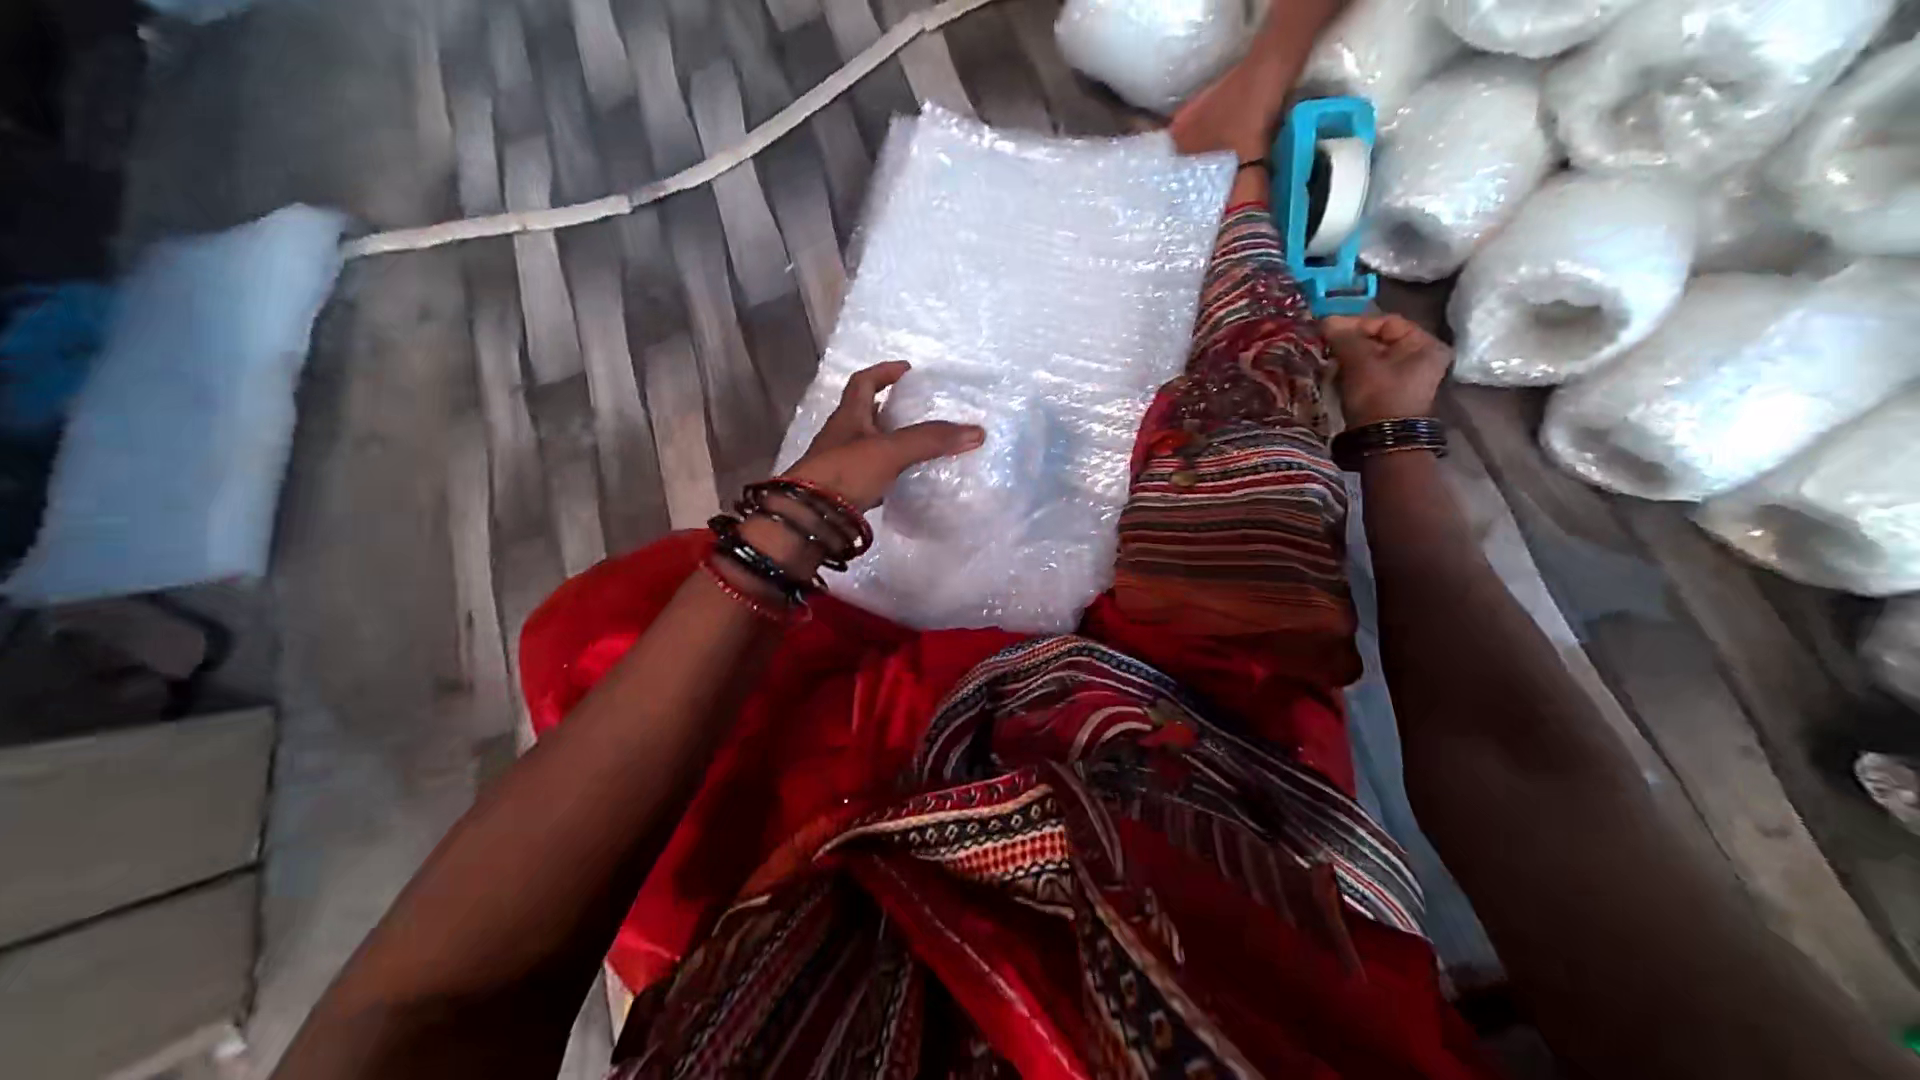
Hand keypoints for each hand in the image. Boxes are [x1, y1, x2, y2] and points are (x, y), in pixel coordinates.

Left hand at [784, 361, 984, 510]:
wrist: (809, 519)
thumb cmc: (844, 473)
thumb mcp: (891, 451)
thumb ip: (931, 440)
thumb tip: (977, 431)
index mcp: (848, 417)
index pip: (863, 383)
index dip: (884, 372)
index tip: (906, 370)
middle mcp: (840, 437)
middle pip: (864, 414)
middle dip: (888, 408)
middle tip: (916, 411)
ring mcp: (839, 466)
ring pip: (867, 446)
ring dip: (888, 443)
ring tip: (917, 446)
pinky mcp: (842, 492)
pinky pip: (869, 475)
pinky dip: (886, 473)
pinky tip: (903, 481)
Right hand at [1324, 314, 1453, 427]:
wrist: (1382, 439)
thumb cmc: (1377, 394)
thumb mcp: (1359, 361)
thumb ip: (1344, 337)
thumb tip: (1326, 320)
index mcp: (1424, 343)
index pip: (1386, 322)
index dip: (1355, 323)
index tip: (1327, 330)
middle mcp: (1422, 357)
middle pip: (1379, 340)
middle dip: (1350, 342)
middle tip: (1325, 345)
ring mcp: (1409, 377)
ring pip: (1373, 357)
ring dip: (1349, 357)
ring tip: (1327, 360)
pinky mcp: (1394, 393)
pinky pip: (1372, 373)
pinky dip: (1354, 372)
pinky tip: (1336, 375)